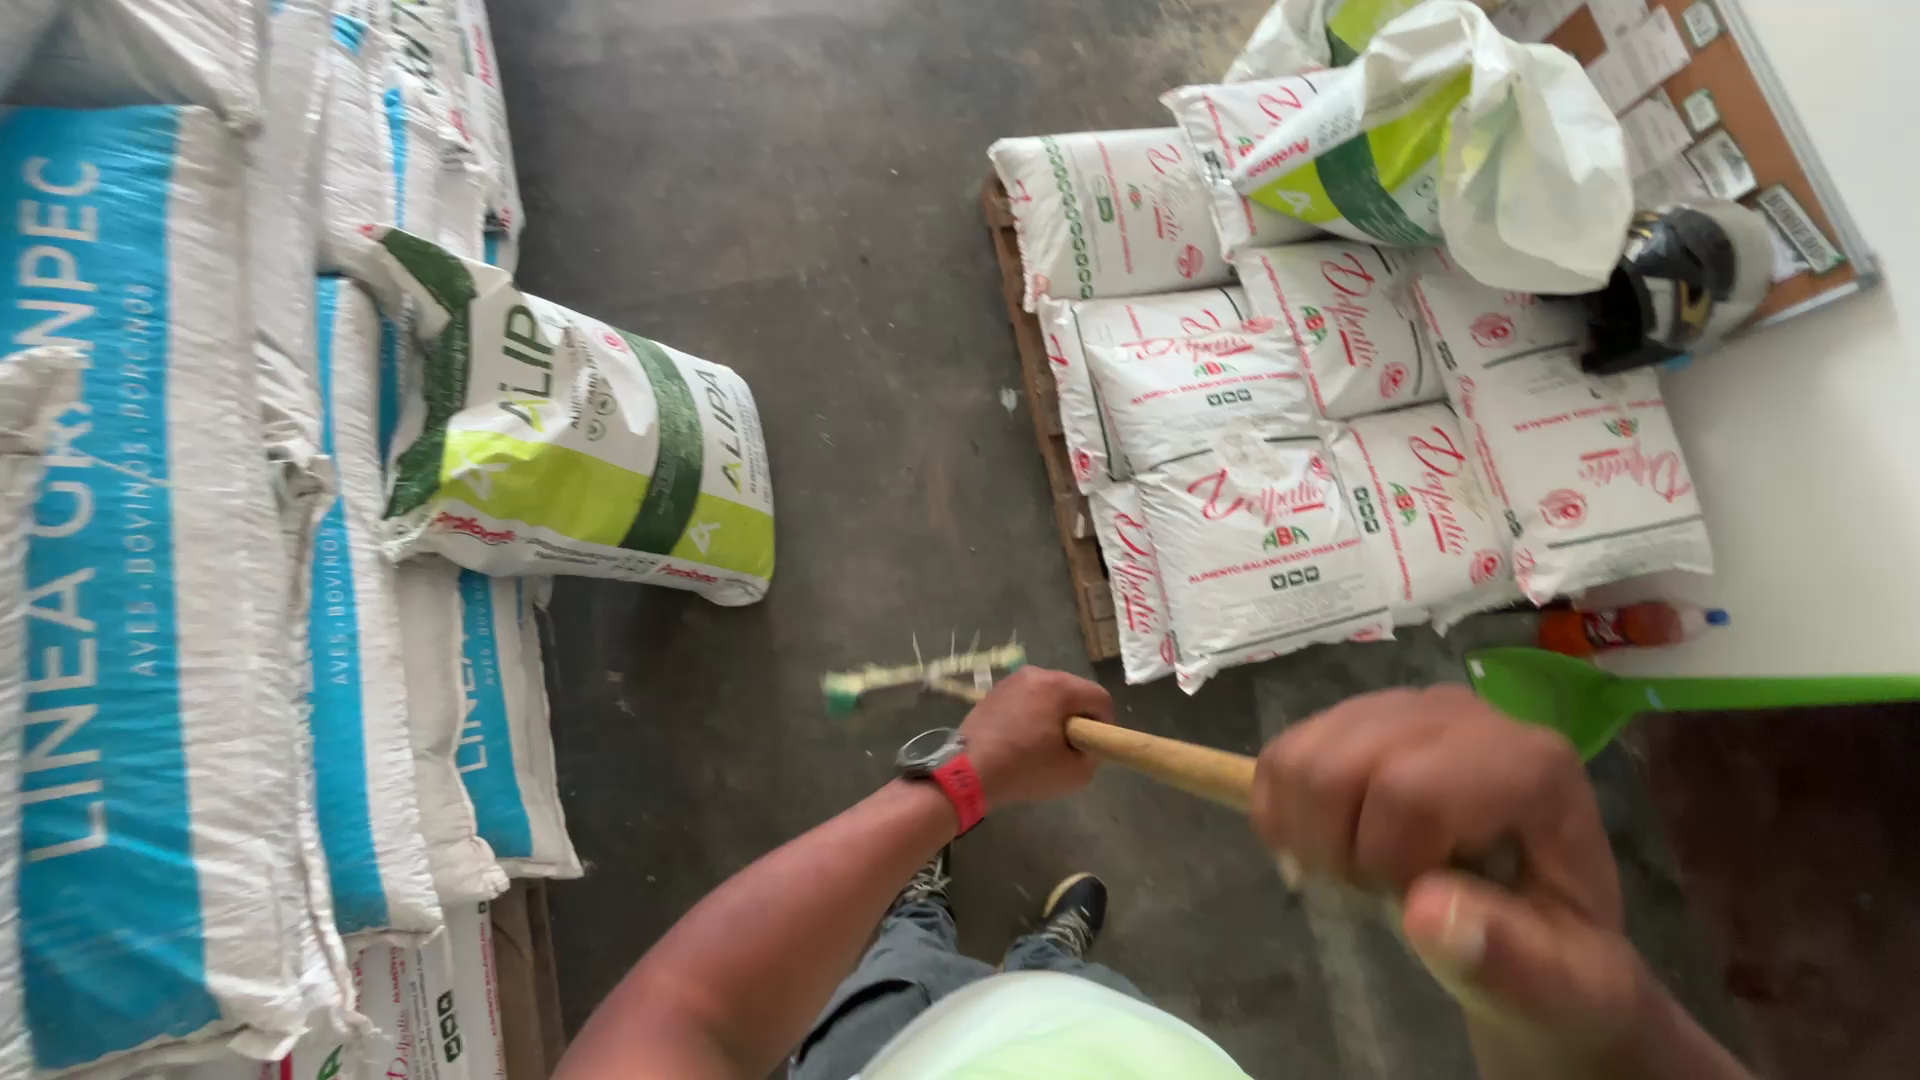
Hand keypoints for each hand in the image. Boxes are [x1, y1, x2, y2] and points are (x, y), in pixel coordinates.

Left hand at [959, 667, 1107, 806]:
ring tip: (1041, 744)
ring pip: (1049, 694)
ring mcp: (1012, 680)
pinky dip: (1031, 714)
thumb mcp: (1075, 773)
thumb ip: (1094, 754)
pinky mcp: (995, 691)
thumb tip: (1087, 743)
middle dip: (1078, 717)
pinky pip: (1026, 698)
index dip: (1104, 723)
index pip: (1100, 698)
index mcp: (1058, 686)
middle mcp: (1036, 673)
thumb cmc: (1025, 769)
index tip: (1092, 746)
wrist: (969, 770)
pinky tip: (1020, 738)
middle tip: (1068, 747)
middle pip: (1074, 692)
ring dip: (1053, 715)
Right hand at [1249, 685, 1657, 1071]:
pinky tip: (1314, 844)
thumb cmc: (1558, 957)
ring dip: (1301, 830)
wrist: (1537, 923)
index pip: (1409, 793)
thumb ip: (1511, 960)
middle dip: (1333, 848)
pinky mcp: (1350, 716)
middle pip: (1339, 768)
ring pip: (1298, 757)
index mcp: (1526, 764)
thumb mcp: (1569, 988)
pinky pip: (1280, 752)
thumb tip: (1423, 911)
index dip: (1386, 861)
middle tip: (1369, 892)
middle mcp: (1457, 714)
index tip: (1415, 905)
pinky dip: (1277, 810)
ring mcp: (1395, 706)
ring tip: (1346, 868)